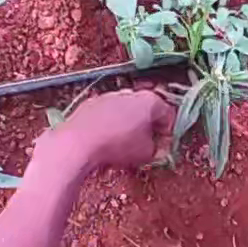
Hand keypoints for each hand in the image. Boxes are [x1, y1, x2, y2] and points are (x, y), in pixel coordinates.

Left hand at [29, 90, 174, 179]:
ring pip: (125, 112)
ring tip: (124, 148)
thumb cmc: (118, 145)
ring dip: (128, 127)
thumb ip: (158, 149)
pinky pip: (107, 116)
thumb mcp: (147, 153)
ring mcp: (108, 96)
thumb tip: (156, 149)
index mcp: (150, 100)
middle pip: (146, 111)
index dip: (168, 134)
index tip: (164, 147)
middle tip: (146, 147)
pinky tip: (106, 143)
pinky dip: (110, 126)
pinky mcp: (90, 104)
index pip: (168, 115)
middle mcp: (130, 93)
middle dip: (148, 128)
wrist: (79, 142)